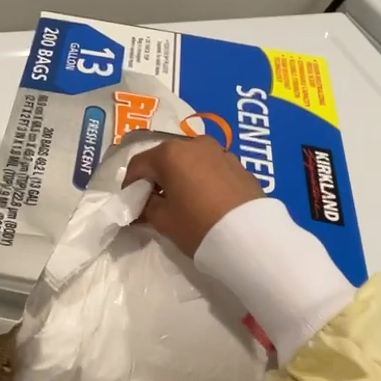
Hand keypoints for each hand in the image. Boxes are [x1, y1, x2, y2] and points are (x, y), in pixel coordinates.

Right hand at [124, 135, 265, 256]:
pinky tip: (204, 200)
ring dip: (180, 176)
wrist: (252, 237)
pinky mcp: (239, 165)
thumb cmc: (199, 225)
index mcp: (171, 153)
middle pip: (165, 158)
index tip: (129, 202)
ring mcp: (220, 151)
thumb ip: (147, 206)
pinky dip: (201, 179)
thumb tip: (145, 201)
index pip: (139, 164)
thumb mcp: (164, 221)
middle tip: (153, 201)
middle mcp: (195, 144)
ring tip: (181, 200)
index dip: (129, 184)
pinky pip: (210, 168)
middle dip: (156, 178)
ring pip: (190, 161)